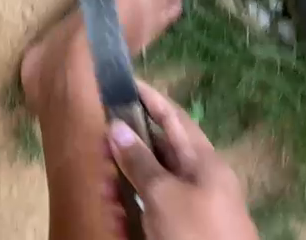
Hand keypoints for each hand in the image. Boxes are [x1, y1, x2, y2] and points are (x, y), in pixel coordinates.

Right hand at [107, 82, 258, 239]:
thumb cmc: (196, 235)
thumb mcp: (163, 196)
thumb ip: (139, 160)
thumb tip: (116, 125)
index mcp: (206, 162)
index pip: (174, 117)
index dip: (149, 97)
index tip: (122, 81)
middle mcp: (203, 180)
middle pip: (162, 148)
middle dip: (130, 140)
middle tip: (100, 132)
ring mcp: (197, 207)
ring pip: (156, 178)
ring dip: (128, 174)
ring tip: (102, 174)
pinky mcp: (188, 230)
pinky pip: (156, 205)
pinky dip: (135, 200)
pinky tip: (116, 205)